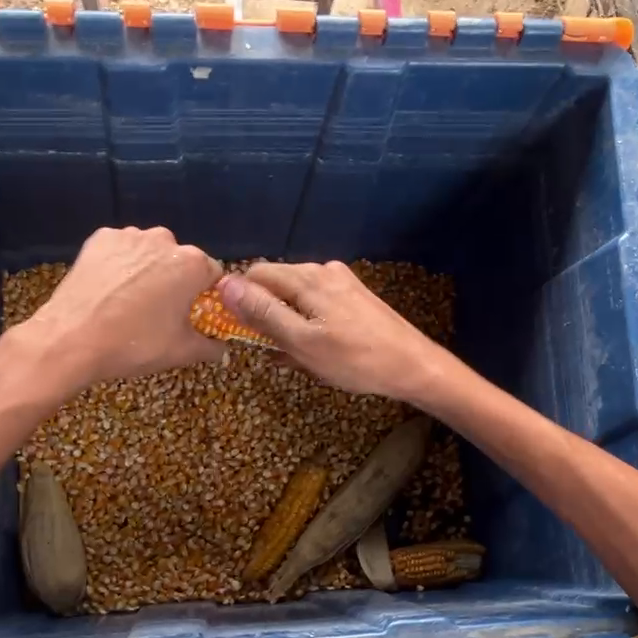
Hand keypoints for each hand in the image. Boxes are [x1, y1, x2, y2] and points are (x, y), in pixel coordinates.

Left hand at [20, 226, 222, 388]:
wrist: (73, 338)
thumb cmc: (136, 344)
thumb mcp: (181, 352)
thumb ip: (211, 347)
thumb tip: (224, 350)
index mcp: (192, 264)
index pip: (213, 274)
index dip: (206, 295)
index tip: (194, 314)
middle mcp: (164, 240)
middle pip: (181, 260)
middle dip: (176, 281)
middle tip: (161, 312)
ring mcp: (129, 236)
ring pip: (150, 252)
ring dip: (149, 271)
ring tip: (131, 302)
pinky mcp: (100, 238)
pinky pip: (122, 251)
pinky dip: (121, 265)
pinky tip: (111, 290)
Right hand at [217, 261, 453, 400]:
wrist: (412, 366)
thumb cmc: (355, 359)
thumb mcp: (302, 342)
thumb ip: (263, 314)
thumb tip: (224, 285)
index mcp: (308, 277)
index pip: (255, 274)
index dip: (240, 301)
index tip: (238, 332)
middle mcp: (323, 271)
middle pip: (276, 286)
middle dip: (266, 318)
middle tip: (273, 353)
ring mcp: (342, 284)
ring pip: (297, 301)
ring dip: (287, 328)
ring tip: (297, 360)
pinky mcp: (354, 299)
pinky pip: (317, 309)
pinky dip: (307, 329)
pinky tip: (313, 356)